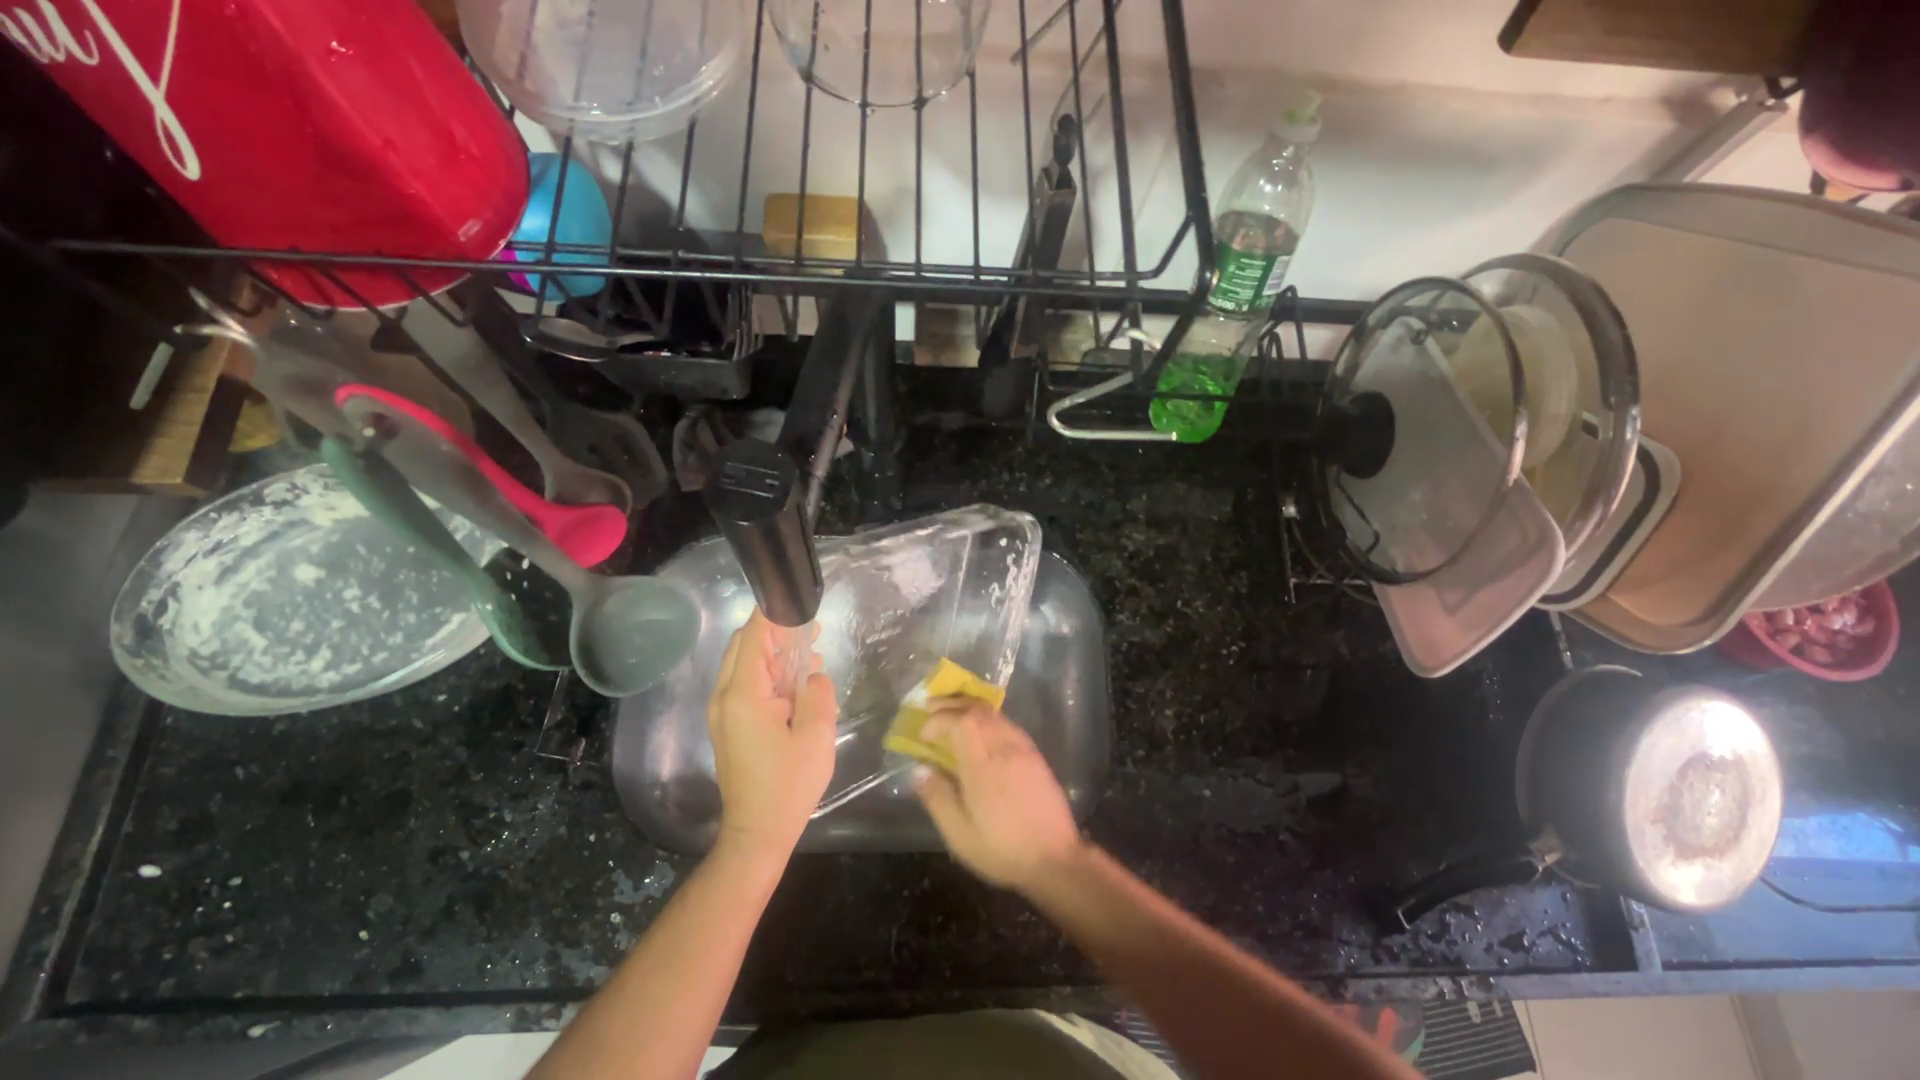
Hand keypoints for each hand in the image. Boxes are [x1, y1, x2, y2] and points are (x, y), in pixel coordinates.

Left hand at [707, 611, 837, 858]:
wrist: (757, 832)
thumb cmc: (788, 785)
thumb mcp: (816, 736)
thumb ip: (817, 694)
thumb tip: (813, 674)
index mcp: (743, 695)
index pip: (752, 637)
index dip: (773, 616)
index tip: (796, 602)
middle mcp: (724, 698)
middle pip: (744, 648)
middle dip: (775, 634)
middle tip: (811, 630)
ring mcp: (723, 714)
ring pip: (744, 668)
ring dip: (773, 657)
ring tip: (810, 655)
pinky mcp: (728, 728)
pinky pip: (745, 688)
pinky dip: (768, 678)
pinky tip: (797, 686)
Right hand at [914, 700, 1084, 893]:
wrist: (1056, 859)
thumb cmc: (1003, 850)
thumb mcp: (960, 834)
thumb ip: (938, 798)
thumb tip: (919, 769)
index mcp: (984, 766)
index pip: (961, 721)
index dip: (938, 720)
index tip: (923, 735)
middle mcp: (1006, 749)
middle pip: (978, 710)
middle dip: (952, 704)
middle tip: (930, 707)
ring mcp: (1025, 750)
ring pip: (995, 714)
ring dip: (970, 708)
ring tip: (951, 715)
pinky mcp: (1036, 757)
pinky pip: (1008, 725)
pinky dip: (988, 719)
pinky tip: (980, 732)